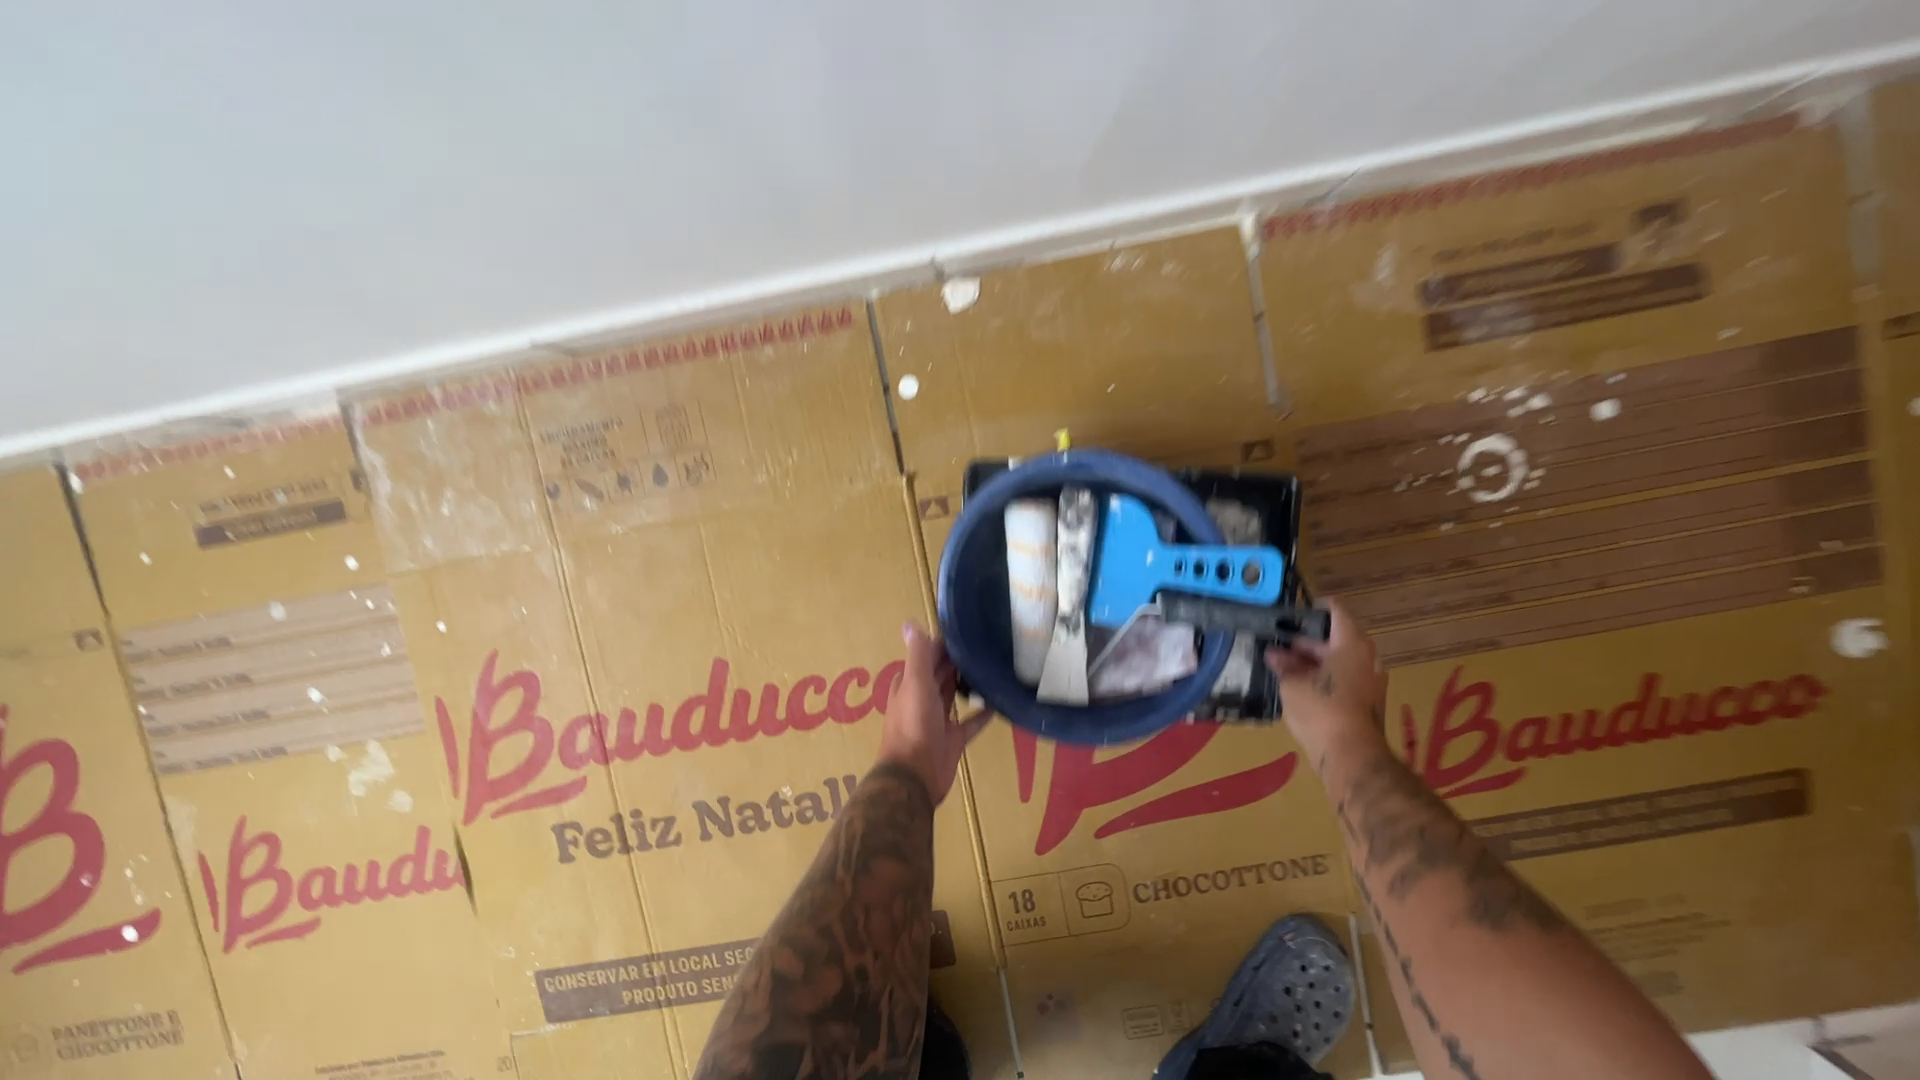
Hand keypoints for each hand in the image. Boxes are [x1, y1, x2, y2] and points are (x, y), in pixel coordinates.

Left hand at [878, 622, 992, 804]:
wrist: (915, 775)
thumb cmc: (913, 725)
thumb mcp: (915, 684)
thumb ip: (917, 655)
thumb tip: (910, 623)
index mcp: (909, 684)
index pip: (927, 656)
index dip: (943, 644)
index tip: (968, 631)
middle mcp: (922, 699)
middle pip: (940, 674)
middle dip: (957, 661)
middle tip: (986, 644)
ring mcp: (938, 720)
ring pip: (954, 695)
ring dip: (968, 683)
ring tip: (993, 667)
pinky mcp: (953, 739)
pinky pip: (971, 722)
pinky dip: (983, 713)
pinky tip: (999, 703)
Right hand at [1264, 598, 1388, 759]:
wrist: (1351, 755)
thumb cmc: (1321, 709)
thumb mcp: (1292, 684)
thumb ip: (1284, 665)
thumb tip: (1274, 654)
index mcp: (1351, 644)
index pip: (1336, 611)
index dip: (1315, 607)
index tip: (1294, 612)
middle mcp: (1367, 657)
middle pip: (1336, 638)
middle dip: (1307, 642)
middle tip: (1280, 646)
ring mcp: (1371, 680)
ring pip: (1340, 660)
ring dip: (1315, 661)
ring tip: (1285, 667)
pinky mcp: (1369, 701)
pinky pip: (1346, 678)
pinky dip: (1326, 677)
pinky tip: (1300, 687)